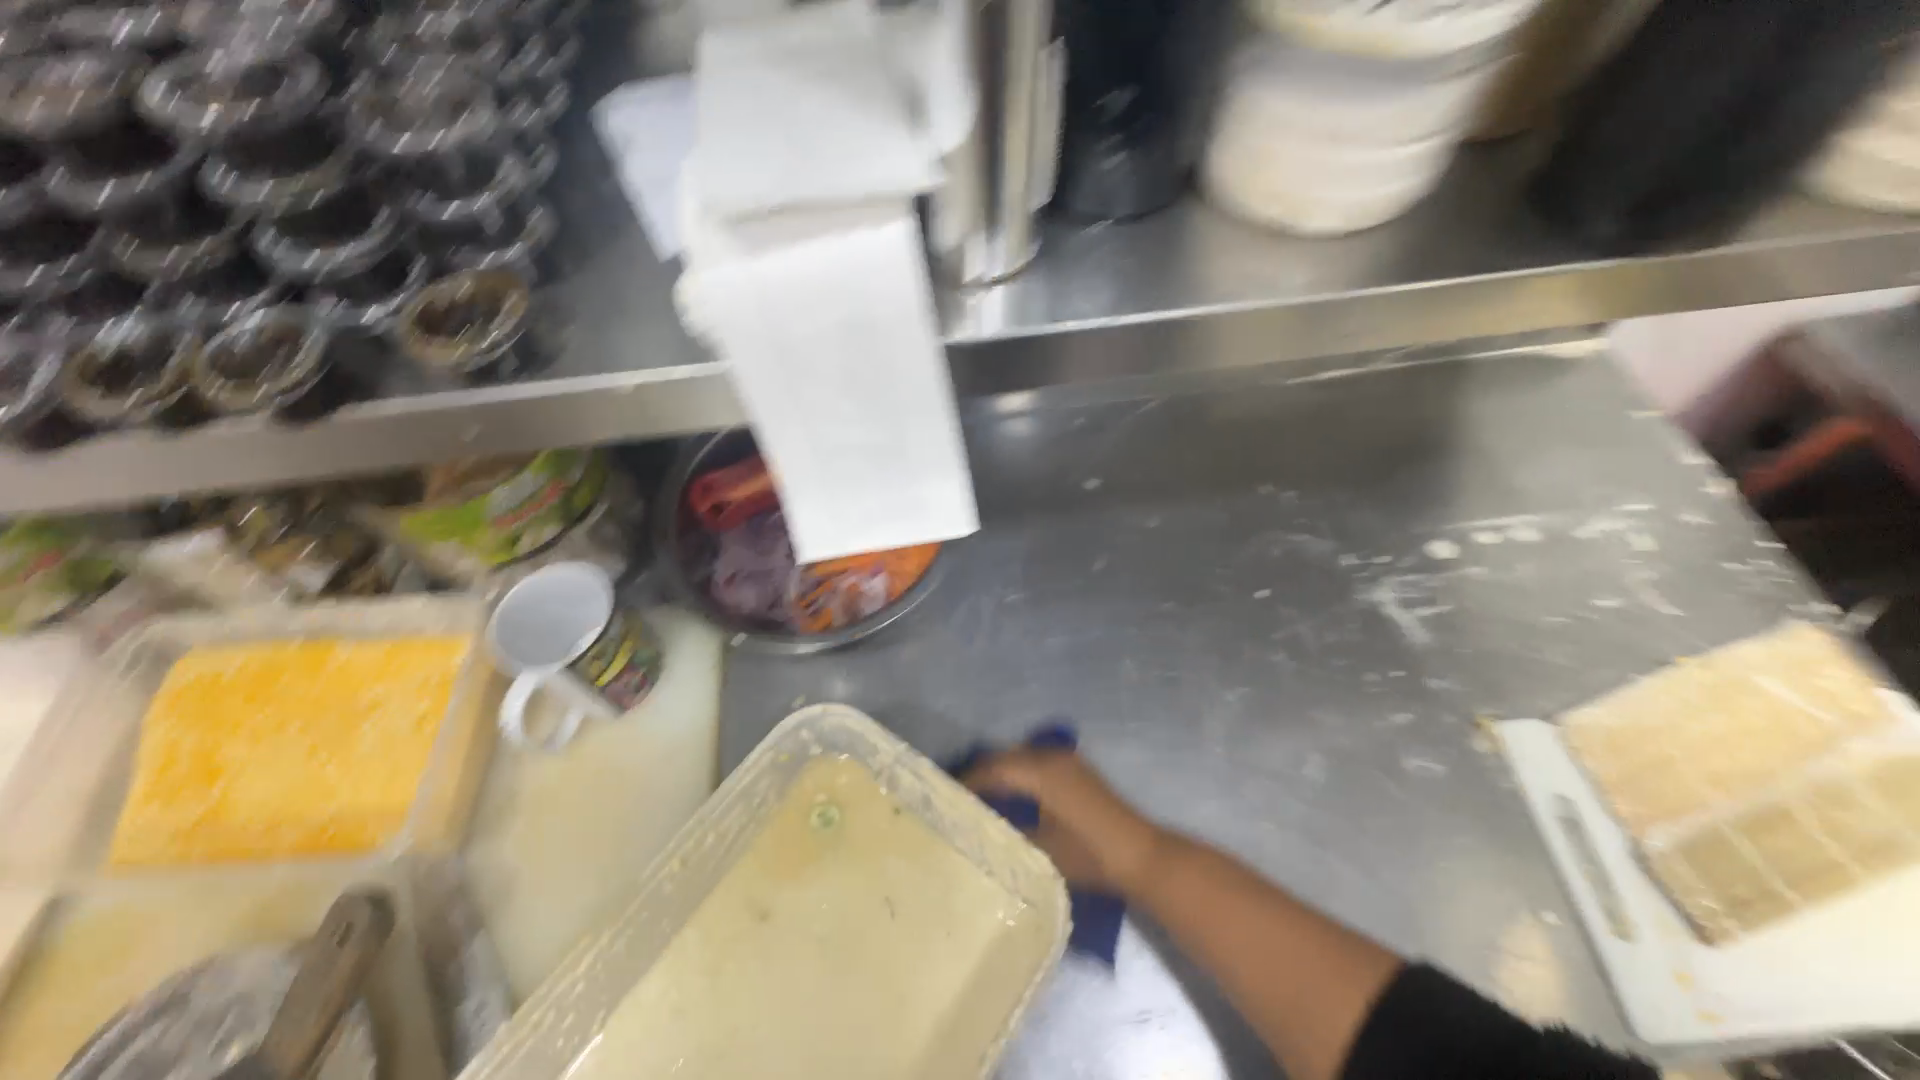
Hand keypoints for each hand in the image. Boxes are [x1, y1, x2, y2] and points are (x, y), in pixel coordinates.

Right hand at [963, 747, 1165, 895]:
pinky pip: (1033, 765)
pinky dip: (1015, 777)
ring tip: (973, 801)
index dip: (964, 783)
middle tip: (951, 801)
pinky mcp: (1076, 771)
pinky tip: (1006, 800)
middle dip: (977, 776)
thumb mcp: (1039, 851)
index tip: (940, 801)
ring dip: (997, 775)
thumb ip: (1002, 836)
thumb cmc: (1089, 855)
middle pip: (1003, 759)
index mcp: (1040, 770)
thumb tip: (969, 832)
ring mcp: (1067, 761)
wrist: (1140, 856)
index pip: (991, 769)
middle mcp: (1051, 757)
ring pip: (1018, 760)